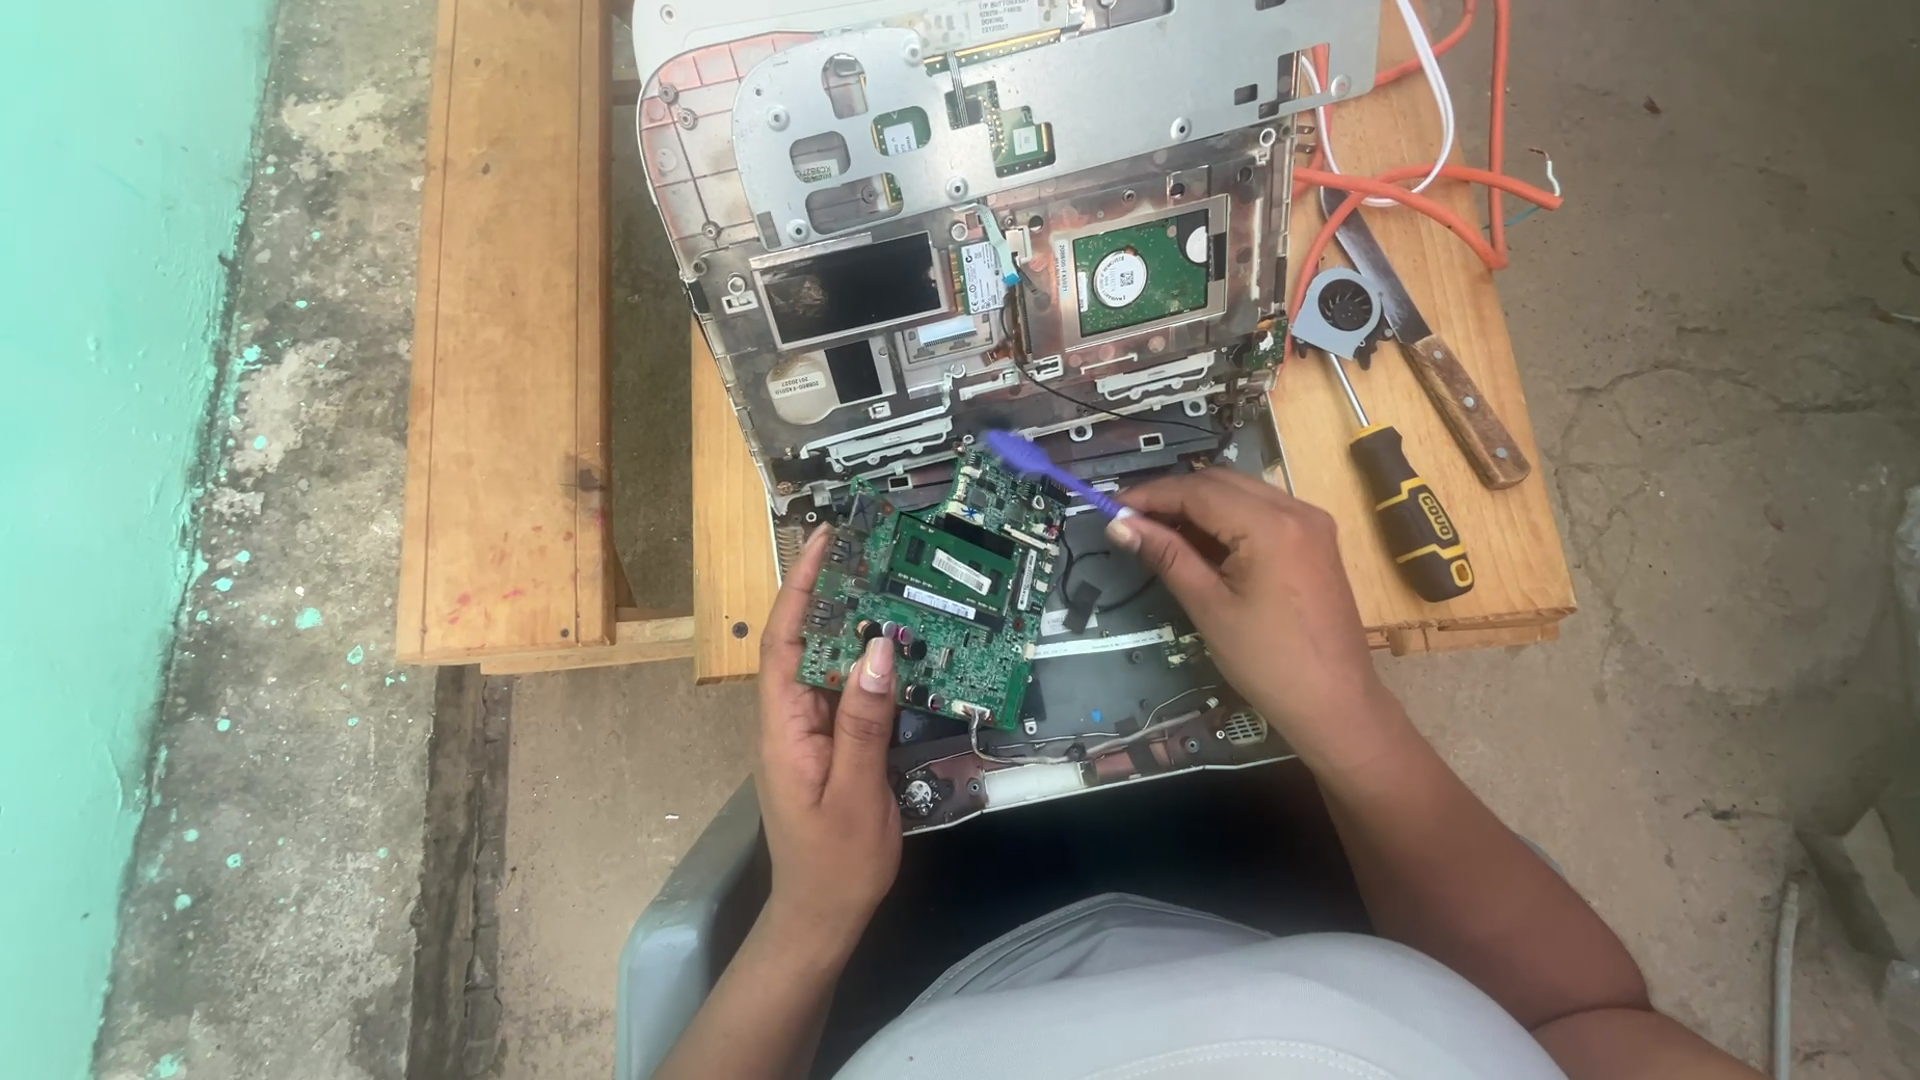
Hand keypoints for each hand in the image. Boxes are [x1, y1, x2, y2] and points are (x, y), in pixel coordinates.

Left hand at [756, 527, 902, 953]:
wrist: (821, 916)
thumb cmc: (835, 862)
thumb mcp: (856, 793)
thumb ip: (864, 721)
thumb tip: (878, 649)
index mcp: (783, 726)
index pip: (784, 641)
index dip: (800, 587)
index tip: (823, 542)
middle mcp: (789, 718)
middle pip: (803, 642)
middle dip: (830, 593)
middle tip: (872, 553)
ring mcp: (808, 731)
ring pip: (827, 665)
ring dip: (853, 626)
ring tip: (892, 586)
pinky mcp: (828, 743)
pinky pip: (845, 693)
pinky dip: (868, 666)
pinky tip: (899, 651)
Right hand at [1109, 469, 1395, 770]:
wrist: (1335, 703)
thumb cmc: (1267, 661)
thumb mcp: (1208, 606)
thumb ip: (1165, 555)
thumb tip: (1118, 525)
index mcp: (1271, 526)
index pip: (1199, 491)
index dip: (1151, 495)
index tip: (1112, 506)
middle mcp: (1297, 510)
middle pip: (1221, 481)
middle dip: (1173, 495)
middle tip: (1131, 520)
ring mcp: (1311, 522)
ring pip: (1241, 491)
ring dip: (1198, 504)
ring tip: (1158, 531)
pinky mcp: (1315, 539)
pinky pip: (1262, 510)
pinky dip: (1226, 517)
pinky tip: (1199, 542)